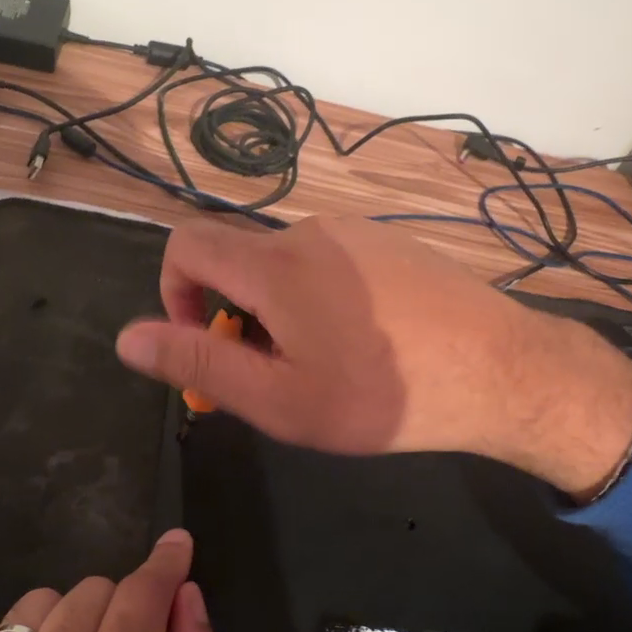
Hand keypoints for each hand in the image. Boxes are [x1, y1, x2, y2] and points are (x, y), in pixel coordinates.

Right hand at [114, 216, 631, 499]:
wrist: (504, 370)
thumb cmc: (384, 396)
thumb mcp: (280, 399)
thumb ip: (198, 363)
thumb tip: (128, 337)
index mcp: (274, 264)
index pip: (184, 244)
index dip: (172, 293)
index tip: (204, 345)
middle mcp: (310, 232)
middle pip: (238, 262)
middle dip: (236, 318)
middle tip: (275, 380)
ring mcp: (357, 232)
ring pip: (285, 267)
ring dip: (279, 314)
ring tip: (325, 369)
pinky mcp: (391, 242)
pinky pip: (330, 264)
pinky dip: (319, 301)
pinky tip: (365, 345)